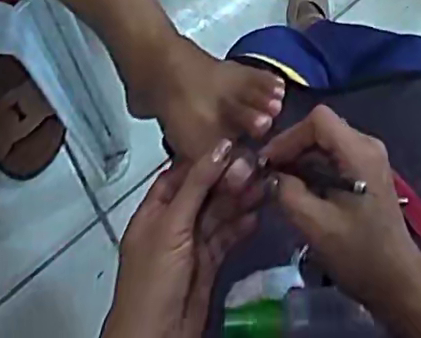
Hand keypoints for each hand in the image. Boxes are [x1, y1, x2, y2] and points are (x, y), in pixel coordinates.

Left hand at [105, 141, 262, 337]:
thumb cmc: (155, 279)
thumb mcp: (172, 225)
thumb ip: (198, 184)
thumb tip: (222, 144)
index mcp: (155, 211)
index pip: (182, 173)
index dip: (207, 158)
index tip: (237, 141)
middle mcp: (173, 223)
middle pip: (204, 192)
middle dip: (229, 179)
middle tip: (258, 166)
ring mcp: (191, 245)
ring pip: (219, 213)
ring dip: (240, 199)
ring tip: (265, 187)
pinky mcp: (208, 264)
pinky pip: (226, 237)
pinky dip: (242, 225)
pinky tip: (259, 214)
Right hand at [264, 108, 420, 330]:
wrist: (396, 280)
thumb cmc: (359, 253)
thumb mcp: (317, 226)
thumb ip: (290, 195)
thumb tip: (270, 176)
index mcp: (359, 151)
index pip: (319, 119)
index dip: (289, 136)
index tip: (268, 163)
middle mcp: (367, 145)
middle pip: (322, 129)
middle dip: (292, 149)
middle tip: (268, 176)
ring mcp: (369, 157)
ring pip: (327, 143)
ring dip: (301, 160)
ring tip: (278, 185)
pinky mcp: (367, 172)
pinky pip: (335, 158)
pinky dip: (314, 169)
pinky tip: (299, 192)